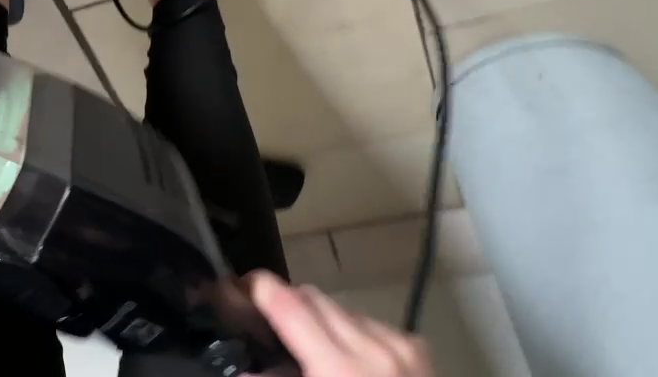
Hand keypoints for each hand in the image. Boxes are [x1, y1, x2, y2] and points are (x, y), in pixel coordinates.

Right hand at [248, 272, 433, 376]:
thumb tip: (243, 373)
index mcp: (338, 369)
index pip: (285, 301)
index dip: (254, 288)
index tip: (237, 291)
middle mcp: (371, 348)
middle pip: (311, 295)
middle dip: (286, 304)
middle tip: (271, 328)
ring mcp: (400, 347)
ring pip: (340, 307)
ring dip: (320, 320)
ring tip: (315, 352)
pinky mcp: (420, 353)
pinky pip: (372, 324)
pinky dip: (353, 333)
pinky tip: (353, 363)